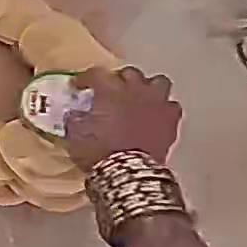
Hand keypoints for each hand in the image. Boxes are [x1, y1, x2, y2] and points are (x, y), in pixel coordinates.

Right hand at [65, 67, 182, 169]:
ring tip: (138, 98)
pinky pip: (171, 106)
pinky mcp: (172, 120)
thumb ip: (75, 118)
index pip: (96, 74)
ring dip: (146, 88)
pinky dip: (162, 109)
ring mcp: (157, 103)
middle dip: (118, 80)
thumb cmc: (98, 152)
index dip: (85, 78)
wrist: (129, 173)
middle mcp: (135, 90)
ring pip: (157, 82)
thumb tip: (75, 113)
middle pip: (128, 73)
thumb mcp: (75, 135)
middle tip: (110, 91)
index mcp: (109, 90)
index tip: (77, 86)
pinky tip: (155, 116)